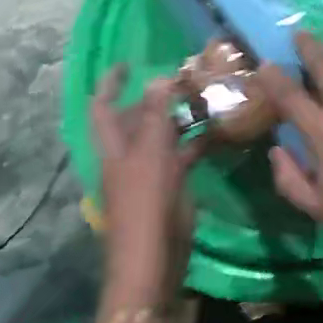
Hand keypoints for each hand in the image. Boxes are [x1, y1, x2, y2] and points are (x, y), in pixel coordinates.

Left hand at [88, 66, 204, 304]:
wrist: (154, 261)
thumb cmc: (147, 204)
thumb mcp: (152, 154)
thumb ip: (155, 116)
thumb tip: (160, 78)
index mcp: (113, 148)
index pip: (103, 107)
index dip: (111, 83)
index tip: (128, 62)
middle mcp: (127, 157)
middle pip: (135, 119)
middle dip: (156, 98)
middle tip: (187, 80)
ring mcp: (149, 173)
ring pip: (162, 136)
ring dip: (181, 118)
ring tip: (208, 99)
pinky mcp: (170, 188)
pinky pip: (182, 156)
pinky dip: (197, 143)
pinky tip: (220, 133)